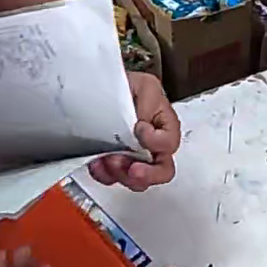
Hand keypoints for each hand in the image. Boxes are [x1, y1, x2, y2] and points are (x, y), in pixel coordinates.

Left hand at [90, 72, 180, 191]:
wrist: (97, 89)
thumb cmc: (125, 85)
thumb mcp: (144, 85)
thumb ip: (150, 102)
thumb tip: (145, 122)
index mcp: (165, 125)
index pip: (170, 143)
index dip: (156, 140)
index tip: (139, 128)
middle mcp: (153, 145)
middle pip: (162, 170)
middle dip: (147, 173)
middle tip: (133, 169)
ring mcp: (134, 156)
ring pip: (138, 181)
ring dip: (122, 174)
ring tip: (108, 160)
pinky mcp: (114, 164)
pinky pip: (113, 179)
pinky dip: (104, 174)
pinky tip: (97, 163)